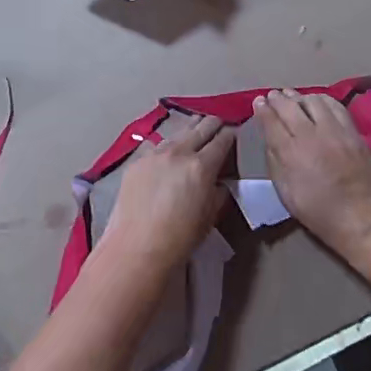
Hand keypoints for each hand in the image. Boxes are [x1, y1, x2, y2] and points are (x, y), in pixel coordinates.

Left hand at [97, 114, 234, 271]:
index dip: (231, 135)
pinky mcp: (137, 161)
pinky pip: (156, 145)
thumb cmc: (180, 238)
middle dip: (213, 124)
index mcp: (201, 166)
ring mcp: (155, 153)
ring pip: (178, 132)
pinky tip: (168, 152)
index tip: (234, 134)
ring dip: (190, 131)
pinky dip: (168, 146)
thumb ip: (218, 192)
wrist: (136, 247)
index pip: (222, 140)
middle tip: (219, 126)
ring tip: (195, 132)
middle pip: (201, 126)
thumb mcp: (210, 216)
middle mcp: (179, 152)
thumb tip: (219, 181)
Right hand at [254, 89, 370, 260]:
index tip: (258, 102)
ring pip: (313, 101)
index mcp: (291, 153)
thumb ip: (275, 163)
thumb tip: (270, 140)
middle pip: (290, 106)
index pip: (271, 122)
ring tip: (293, 98)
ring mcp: (335, 131)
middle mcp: (312, 136)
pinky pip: (335, 106)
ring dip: (299, 97)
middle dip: (277, 99)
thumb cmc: (320, 212)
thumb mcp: (286, 194)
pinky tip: (317, 102)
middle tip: (272, 96)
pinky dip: (322, 100)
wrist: (364, 218)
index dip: (262, 109)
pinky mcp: (353, 131)